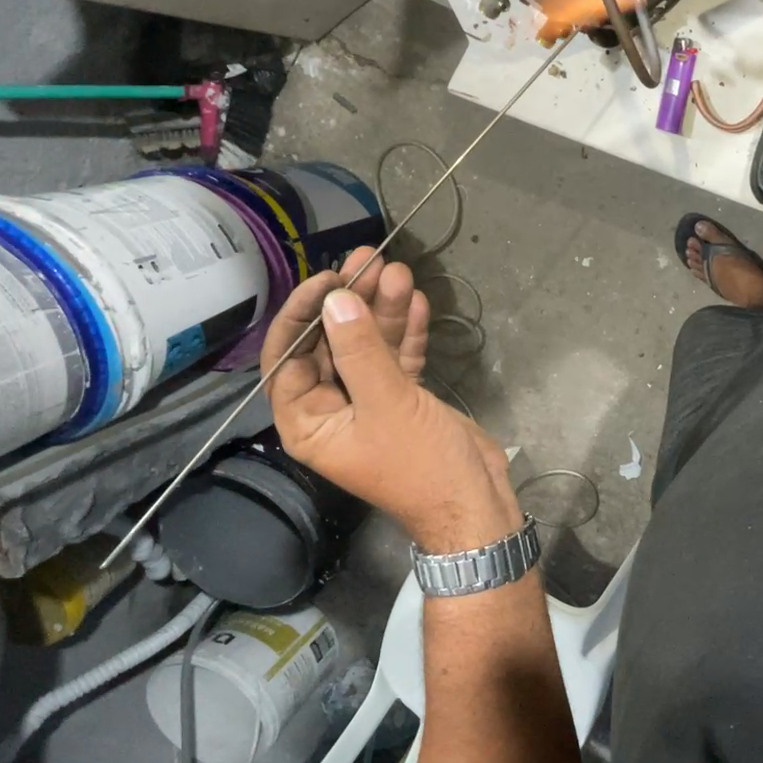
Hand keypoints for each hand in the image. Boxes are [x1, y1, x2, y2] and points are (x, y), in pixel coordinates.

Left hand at [261, 247, 520, 552]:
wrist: (475, 503)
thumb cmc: (420, 464)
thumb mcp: (387, 404)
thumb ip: (361, 349)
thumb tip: (337, 298)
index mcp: (310, 420)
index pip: (288, 357)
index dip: (304, 314)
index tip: (329, 279)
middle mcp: (335, 409)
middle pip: (334, 344)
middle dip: (353, 302)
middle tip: (371, 259)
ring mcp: (373, 403)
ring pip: (371, 347)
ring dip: (385, 310)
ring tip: (400, 270)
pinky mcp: (406, 400)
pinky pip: (400, 360)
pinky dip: (409, 334)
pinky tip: (418, 303)